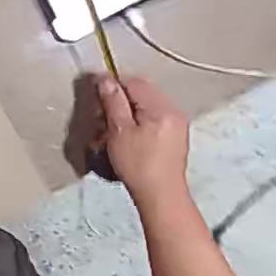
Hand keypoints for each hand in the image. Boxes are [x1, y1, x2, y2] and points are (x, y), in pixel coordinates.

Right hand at [97, 76, 189, 203]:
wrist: (161, 196)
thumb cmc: (138, 166)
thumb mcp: (119, 132)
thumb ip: (113, 102)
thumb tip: (105, 79)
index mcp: (162, 107)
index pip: (134, 83)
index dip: (113, 86)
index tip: (98, 99)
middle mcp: (174, 110)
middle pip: (142, 93)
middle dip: (121, 101)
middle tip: (103, 118)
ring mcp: (178, 123)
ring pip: (148, 106)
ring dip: (129, 113)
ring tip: (115, 130)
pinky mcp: (176, 136)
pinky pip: (155, 119)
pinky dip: (140, 123)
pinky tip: (130, 138)